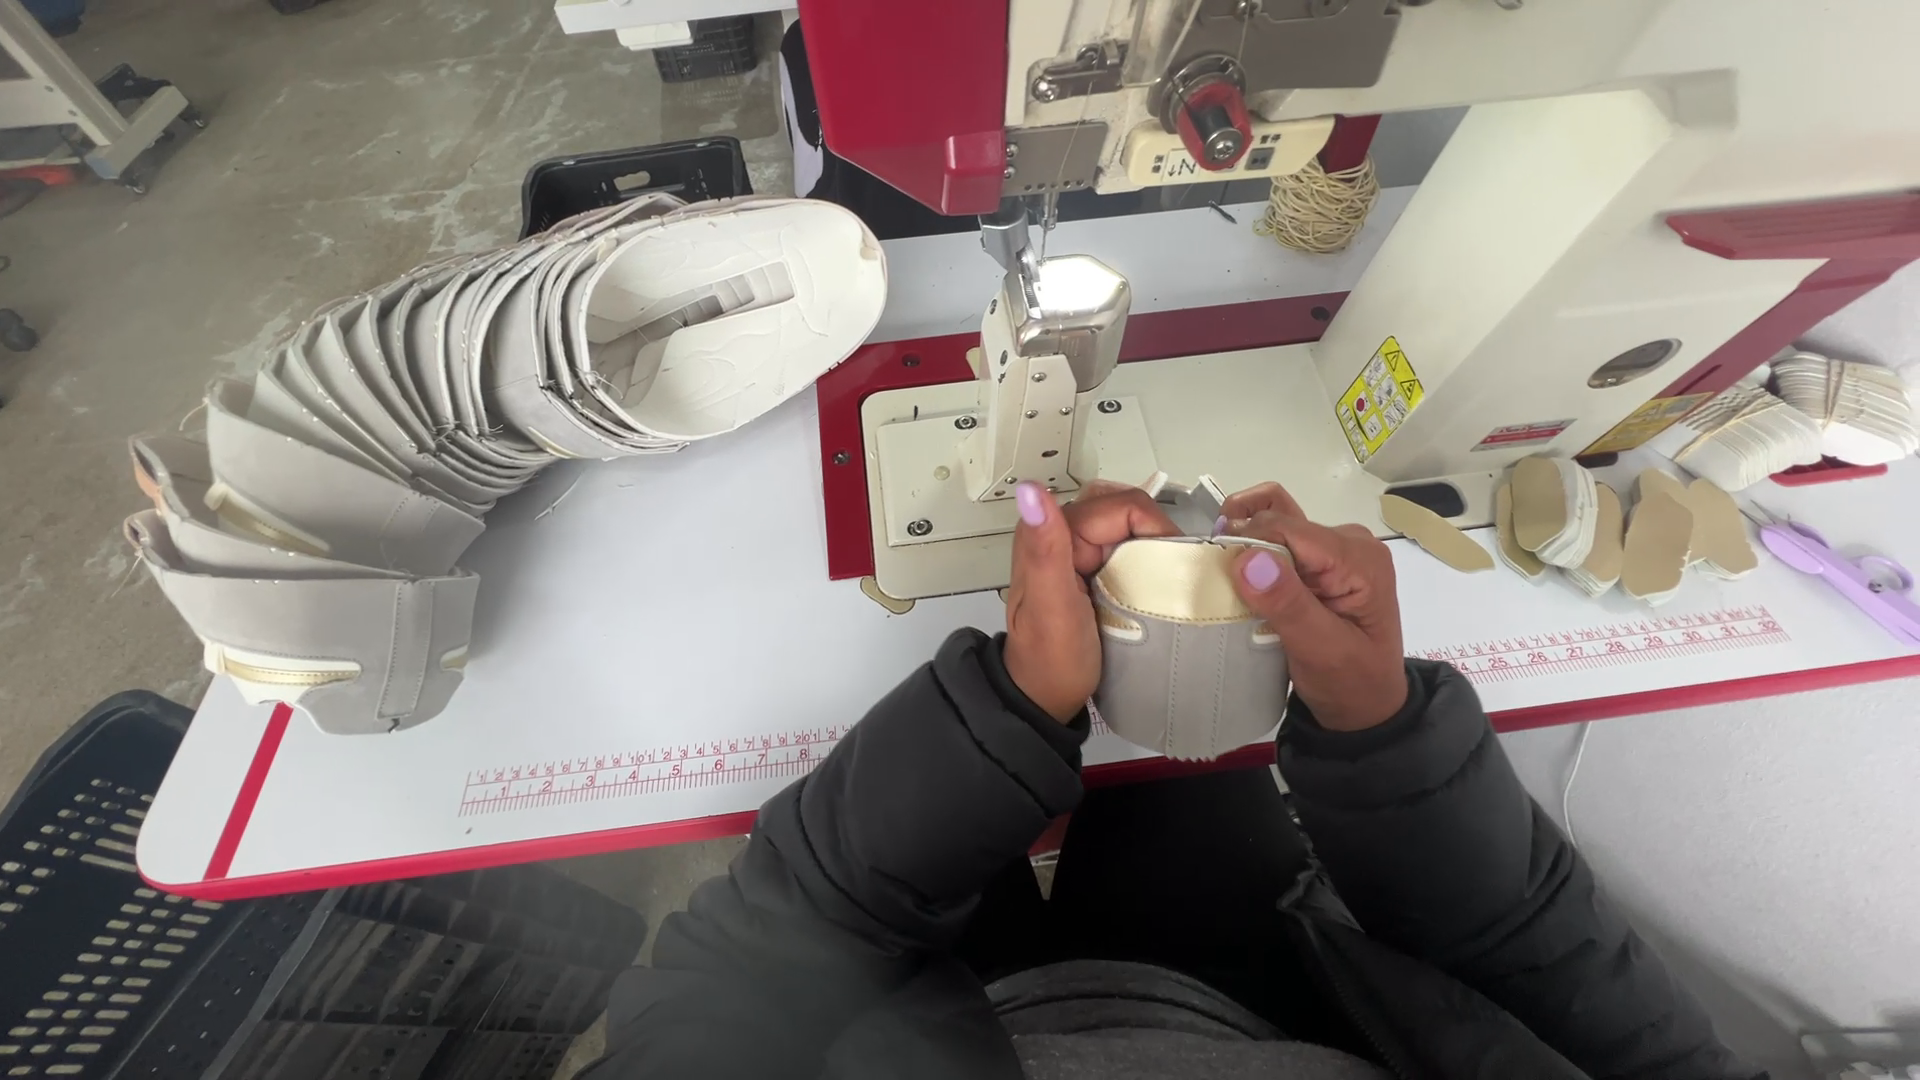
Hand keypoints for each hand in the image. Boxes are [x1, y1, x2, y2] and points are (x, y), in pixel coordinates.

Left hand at [1003, 480, 1179, 721]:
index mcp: (1052, 531)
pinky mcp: (1092, 567)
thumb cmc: (1050, 658)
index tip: (1170, 569)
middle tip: (1168, 578)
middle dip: (1156, 537)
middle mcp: (1063, 530)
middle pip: (1128, 510)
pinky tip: (1155, 586)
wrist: (1044, 694)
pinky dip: (1148, 560)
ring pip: (1131, 527)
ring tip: (1164, 583)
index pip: (1123, 506)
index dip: (1155, 530)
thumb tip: (1030, 488)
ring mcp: (1079, 549)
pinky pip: (1128, 546)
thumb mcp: (1050, 605)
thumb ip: (1045, 547)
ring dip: (1154, 548)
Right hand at [1220, 483, 1407, 731]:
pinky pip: (1279, 533)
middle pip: (1278, 520)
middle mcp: (1348, 542)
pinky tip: (1235, 563)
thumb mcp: (1320, 649)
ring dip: (1242, 536)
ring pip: (1275, 519)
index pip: (1287, 528)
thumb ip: (1288, 604)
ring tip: (1218, 564)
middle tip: (1213, 576)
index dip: (1247, 542)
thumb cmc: (1349, 682)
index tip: (1217, 573)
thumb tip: (1249, 559)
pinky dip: (1251, 543)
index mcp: (1358, 558)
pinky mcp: (1320, 558)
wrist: (1366, 706)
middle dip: (1241, 539)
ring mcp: (1334, 548)